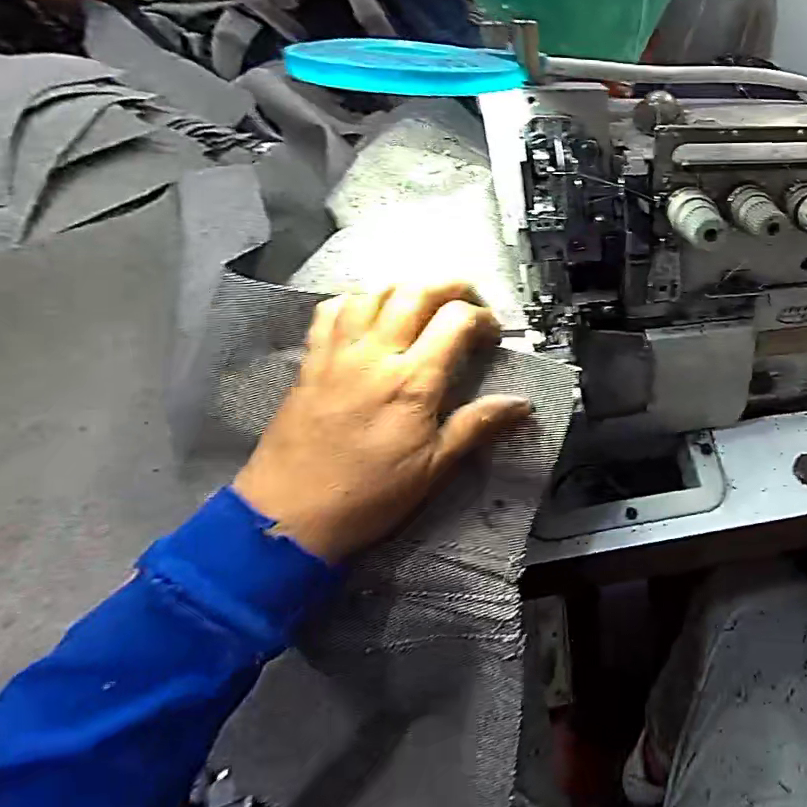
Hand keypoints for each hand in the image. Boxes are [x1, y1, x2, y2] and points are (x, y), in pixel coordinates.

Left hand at [233, 282, 532, 562]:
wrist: (285, 518)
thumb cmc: (369, 495)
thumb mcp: (435, 466)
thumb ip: (478, 425)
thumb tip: (521, 403)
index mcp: (412, 382)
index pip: (456, 320)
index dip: (484, 319)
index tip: (493, 338)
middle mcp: (374, 357)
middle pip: (415, 292)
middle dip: (452, 288)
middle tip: (470, 305)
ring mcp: (337, 355)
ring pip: (372, 292)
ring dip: (407, 289)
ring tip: (426, 307)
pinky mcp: (310, 363)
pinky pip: (331, 311)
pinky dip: (358, 302)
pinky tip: (373, 317)